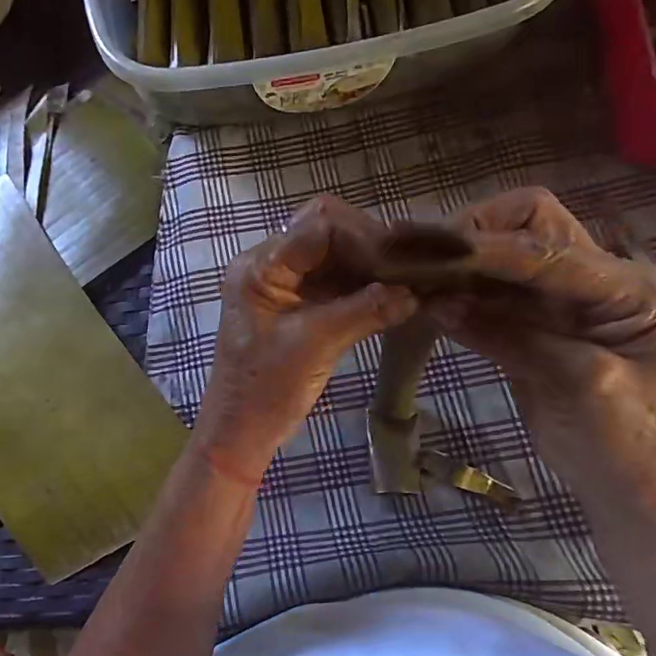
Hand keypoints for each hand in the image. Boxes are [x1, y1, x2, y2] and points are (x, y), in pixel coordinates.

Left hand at [195, 197, 417, 482]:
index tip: (397, 265)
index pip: (319, 224)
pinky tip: (393, 300)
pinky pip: (336, 284)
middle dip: (370, 249)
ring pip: (336, 257)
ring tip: (408, 286)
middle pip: (328, 233)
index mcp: (261, 267)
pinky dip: (364, 289)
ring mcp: (285, 286)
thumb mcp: (315, 344)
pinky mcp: (298, 307)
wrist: (241, 430)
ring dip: (370, 269)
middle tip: (407, 274)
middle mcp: (271, 265)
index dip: (363, 237)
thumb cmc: (266, 389)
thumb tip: (414, 293)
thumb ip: (364, 310)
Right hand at [427, 188, 655, 482]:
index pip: (552, 251)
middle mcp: (603, 280)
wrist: (633, 489)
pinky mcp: (537, 327)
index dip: (491, 250)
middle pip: (533, 226)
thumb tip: (439, 304)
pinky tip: (426, 300)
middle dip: (477, 232)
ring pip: (506, 258)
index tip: (434, 252)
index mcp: (634, 288)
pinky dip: (460, 295)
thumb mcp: (577, 384)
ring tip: (412, 272)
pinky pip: (493, 298)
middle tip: (422, 255)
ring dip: (461, 263)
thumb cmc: (626, 443)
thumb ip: (512, 337)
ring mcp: (567, 302)